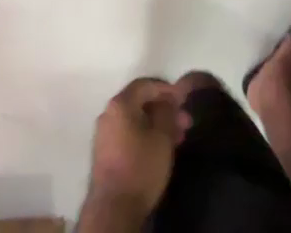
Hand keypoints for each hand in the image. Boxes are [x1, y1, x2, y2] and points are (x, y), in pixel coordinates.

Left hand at [86, 78, 190, 217]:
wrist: (115, 204)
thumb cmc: (141, 166)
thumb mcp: (162, 137)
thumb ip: (167, 112)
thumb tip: (168, 98)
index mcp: (120, 104)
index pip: (144, 85)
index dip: (166, 89)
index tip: (183, 100)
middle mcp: (108, 113)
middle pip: (139, 102)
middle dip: (164, 110)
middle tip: (185, 122)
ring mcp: (104, 132)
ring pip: (135, 119)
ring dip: (157, 124)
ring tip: (178, 137)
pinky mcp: (105, 150)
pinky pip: (128, 132)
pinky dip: (145, 134)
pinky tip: (161, 147)